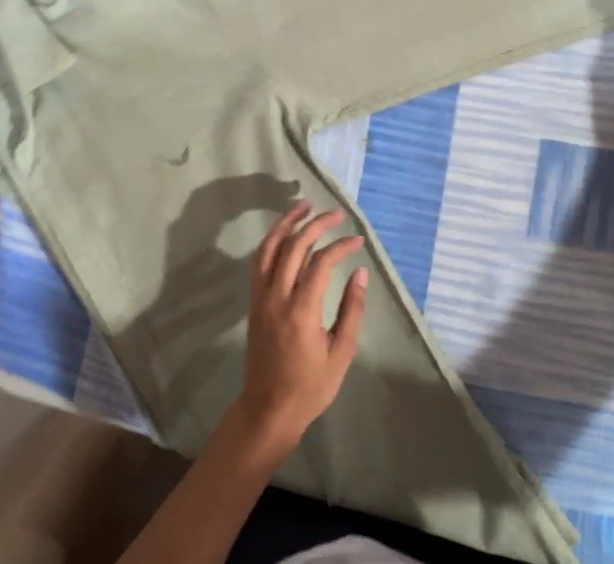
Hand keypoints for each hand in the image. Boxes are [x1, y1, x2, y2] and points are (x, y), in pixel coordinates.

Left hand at [231, 202, 368, 457]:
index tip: (359, 242)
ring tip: (303, 206)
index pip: (320, 263)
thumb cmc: (310, 386)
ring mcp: (260, 297)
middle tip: (335, 214)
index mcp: (301, 311)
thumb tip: (360, 273)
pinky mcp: (254, 302)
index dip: (340, 246)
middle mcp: (276, 297)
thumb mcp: (341, 353)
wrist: (268, 408)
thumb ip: (351, 310)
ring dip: (286, 224)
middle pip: (293, 247)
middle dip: (315, 225)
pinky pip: (260, 262)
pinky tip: (286, 235)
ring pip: (269, 249)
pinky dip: (273, 242)